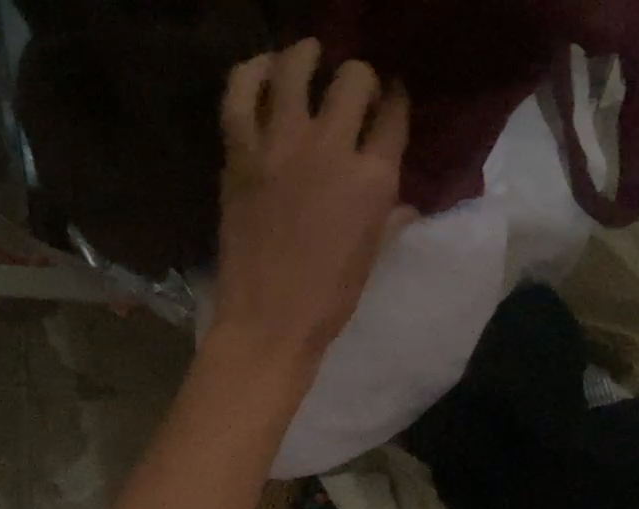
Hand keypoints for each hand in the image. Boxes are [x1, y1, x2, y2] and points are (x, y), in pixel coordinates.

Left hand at [212, 39, 412, 367]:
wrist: (269, 323)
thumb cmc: (328, 301)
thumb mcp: (370, 257)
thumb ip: (387, 218)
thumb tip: (401, 202)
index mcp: (373, 179)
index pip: (394, 116)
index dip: (395, 100)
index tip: (391, 100)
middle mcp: (331, 150)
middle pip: (353, 81)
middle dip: (359, 77)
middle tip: (352, 87)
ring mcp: (281, 148)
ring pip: (294, 70)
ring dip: (305, 55)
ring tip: (308, 56)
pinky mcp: (240, 156)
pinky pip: (238, 95)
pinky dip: (249, 74)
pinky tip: (260, 71)